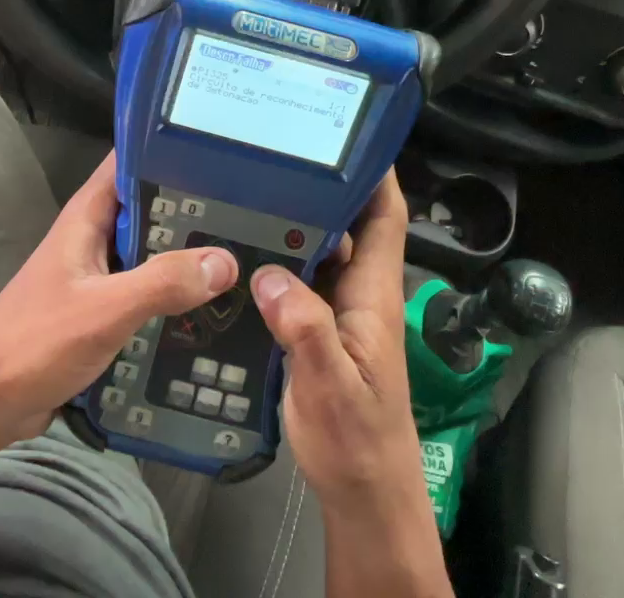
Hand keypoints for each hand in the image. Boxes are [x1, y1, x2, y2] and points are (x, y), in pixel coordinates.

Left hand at [0, 153, 238, 443]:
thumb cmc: (34, 343)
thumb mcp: (104, 309)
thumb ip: (163, 282)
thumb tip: (226, 260)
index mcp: (86, 217)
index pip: (132, 162)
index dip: (174, 152)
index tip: (226, 156)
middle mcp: (93, 238)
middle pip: (152, 211)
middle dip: (196, 211)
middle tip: (256, 214)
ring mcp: (98, 276)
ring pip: (152, 255)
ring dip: (190, 259)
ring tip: (249, 259)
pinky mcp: (102, 312)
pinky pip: (147, 294)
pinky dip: (176, 297)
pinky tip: (216, 309)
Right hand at [248, 170, 447, 596]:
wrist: (364, 491)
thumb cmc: (358, 439)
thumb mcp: (329, 385)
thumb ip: (304, 329)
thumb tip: (269, 275)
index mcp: (372, 293)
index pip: (384, 217)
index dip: (374, 172)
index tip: (345, 133)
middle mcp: (358, 293)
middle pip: (344, 225)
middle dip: (315, 188)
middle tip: (267, 156)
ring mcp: (337, 312)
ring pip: (316, 252)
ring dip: (289, 224)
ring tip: (243, 193)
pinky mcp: (317, 330)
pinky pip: (296, 281)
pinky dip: (274, 261)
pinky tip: (238, 254)